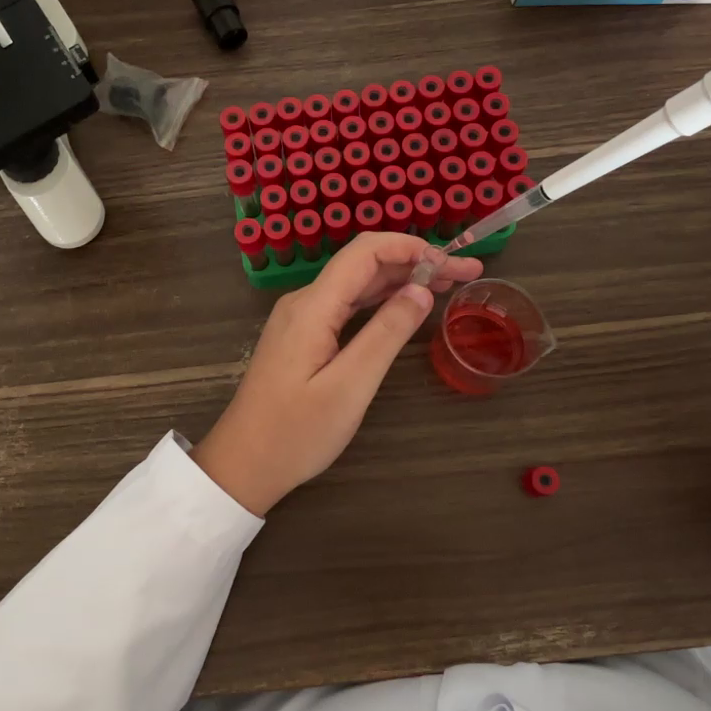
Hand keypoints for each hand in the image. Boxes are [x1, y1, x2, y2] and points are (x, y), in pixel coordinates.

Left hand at [192, 233, 481, 514]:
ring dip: (402, 279)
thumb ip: (386, 335)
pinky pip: (346, 304)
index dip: (412, 247)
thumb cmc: (295, 433)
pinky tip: (407, 307)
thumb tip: (422, 289)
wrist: (243, 464)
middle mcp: (305, 302)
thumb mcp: (350, 387)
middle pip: (364, 264)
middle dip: (416, 260)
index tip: (454, 261)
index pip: (365, 252)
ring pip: (357, 283)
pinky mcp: (303, 337)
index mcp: (313, 307)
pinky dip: (381, 299)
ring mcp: (301, 319)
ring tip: (449, 284)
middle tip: (468, 272)